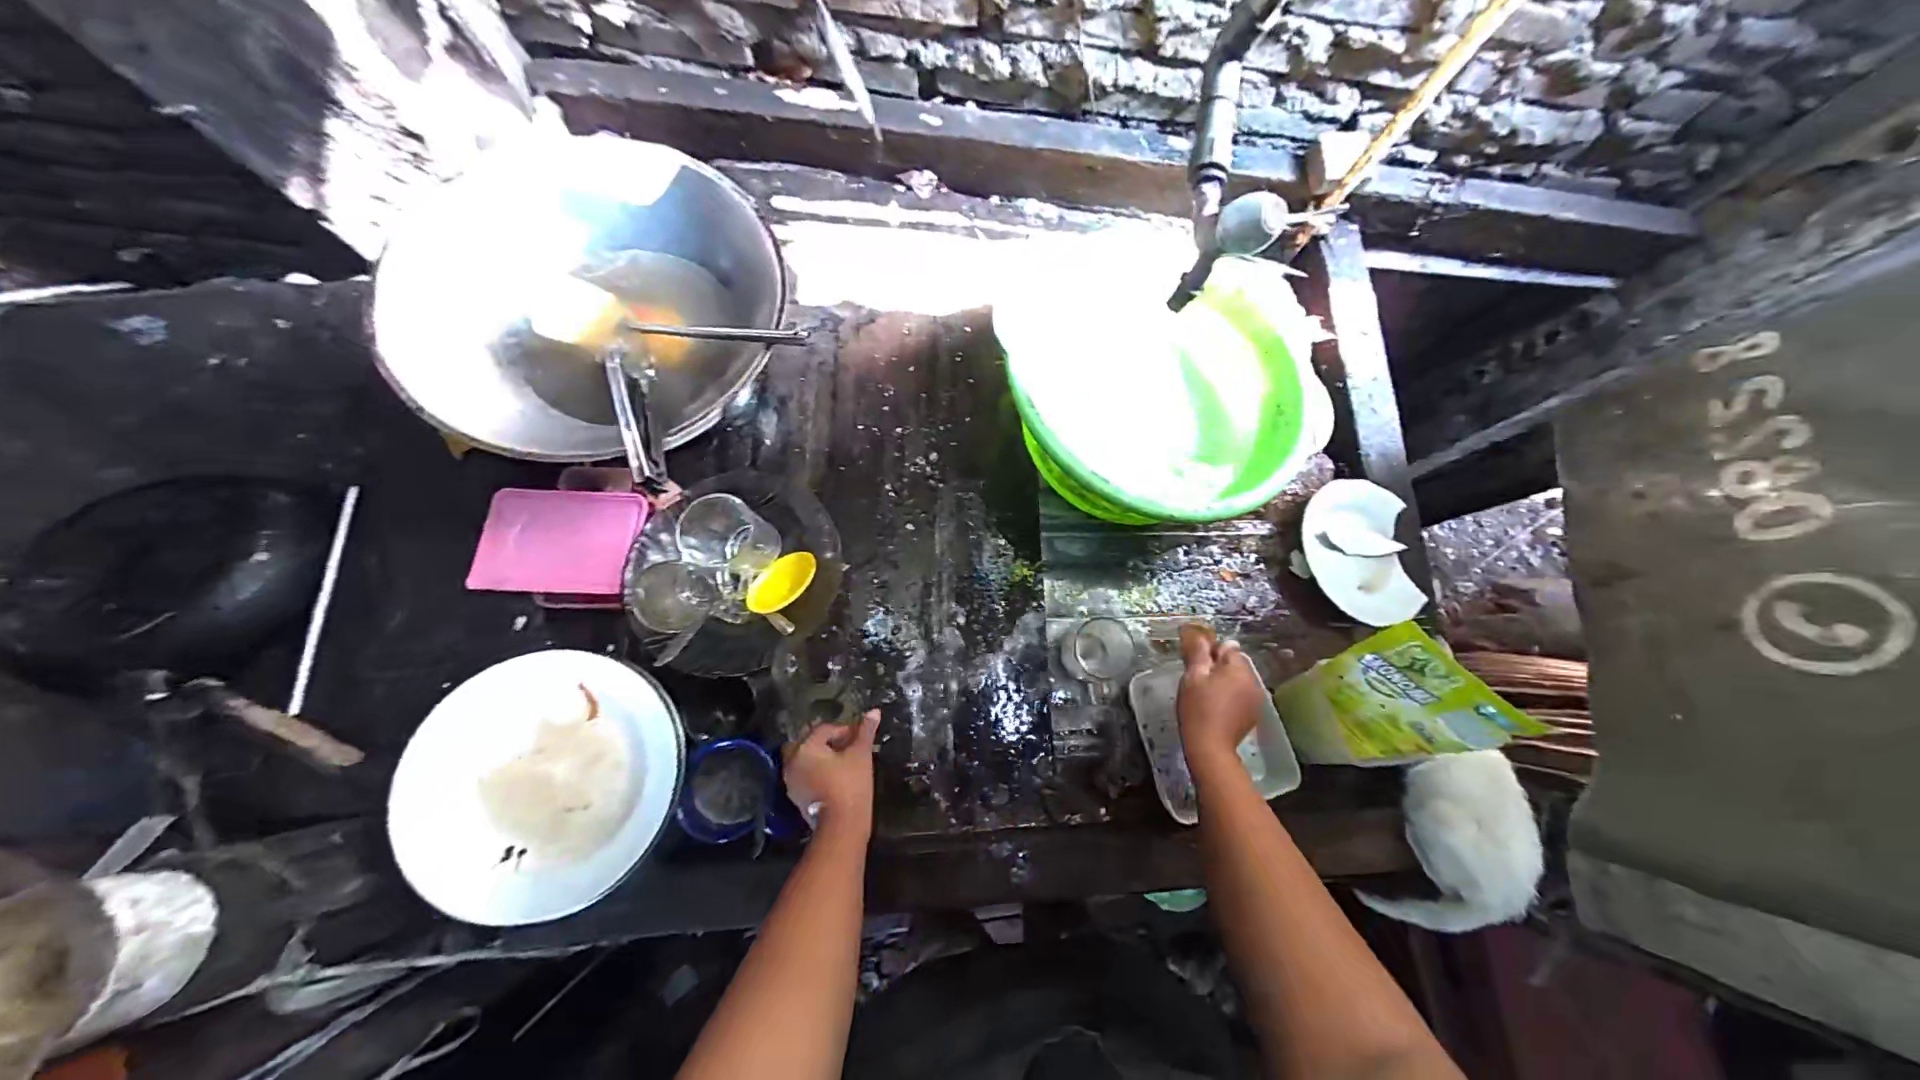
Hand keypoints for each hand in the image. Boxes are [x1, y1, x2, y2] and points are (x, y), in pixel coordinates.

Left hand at [784, 709, 878, 839]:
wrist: (841, 826)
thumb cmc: (851, 785)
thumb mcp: (861, 755)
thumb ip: (865, 732)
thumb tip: (874, 711)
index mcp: (805, 747)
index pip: (825, 729)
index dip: (845, 730)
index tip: (860, 737)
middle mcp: (792, 761)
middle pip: (810, 741)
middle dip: (828, 740)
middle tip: (848, 746)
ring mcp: (792, 780)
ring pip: (805, 758)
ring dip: (821, 755)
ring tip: (842, 760)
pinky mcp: (797, 796)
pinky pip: (805, 774)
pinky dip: (817, 770)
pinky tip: (834, 775)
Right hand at [1176, 624, 1264, 772]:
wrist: (1210, 747)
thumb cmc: (1198, 708)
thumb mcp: (1192, 676)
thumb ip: (1199, 652)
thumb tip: (1202, 634)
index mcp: (1239, 668)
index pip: (1226, 647)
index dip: (1209, 653)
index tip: (1195, 666)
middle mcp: (1254, 680)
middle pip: (1235, 663)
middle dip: (1218, 667)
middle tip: (1198, 682)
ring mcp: (1257, 698)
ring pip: (1239, 679)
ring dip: (1225, 682)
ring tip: (1206, 695)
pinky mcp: (1254, 713)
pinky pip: (1242, 695)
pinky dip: (1231, 696)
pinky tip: (1217, 708)